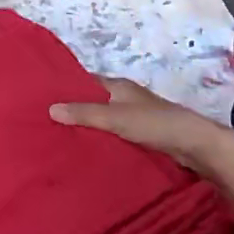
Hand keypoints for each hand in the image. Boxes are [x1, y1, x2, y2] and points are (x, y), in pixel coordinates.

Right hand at [49, 77, 233, 171]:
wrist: (192, 144)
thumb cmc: (154, 123)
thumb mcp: (115, 117)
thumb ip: (85, 113)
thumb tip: (50, 108)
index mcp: (118, 86)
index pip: (85, 82)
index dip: (65, 88)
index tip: (41, 99)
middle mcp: (123, 98)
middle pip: (92, 102)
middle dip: (72, 111)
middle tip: (44, 124)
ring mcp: (132, 117)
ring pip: (102, 120)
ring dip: (86, 127)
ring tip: (58, 139)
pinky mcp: (138, 135)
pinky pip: (111, 134)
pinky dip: (99, 139)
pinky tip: (85, 151)